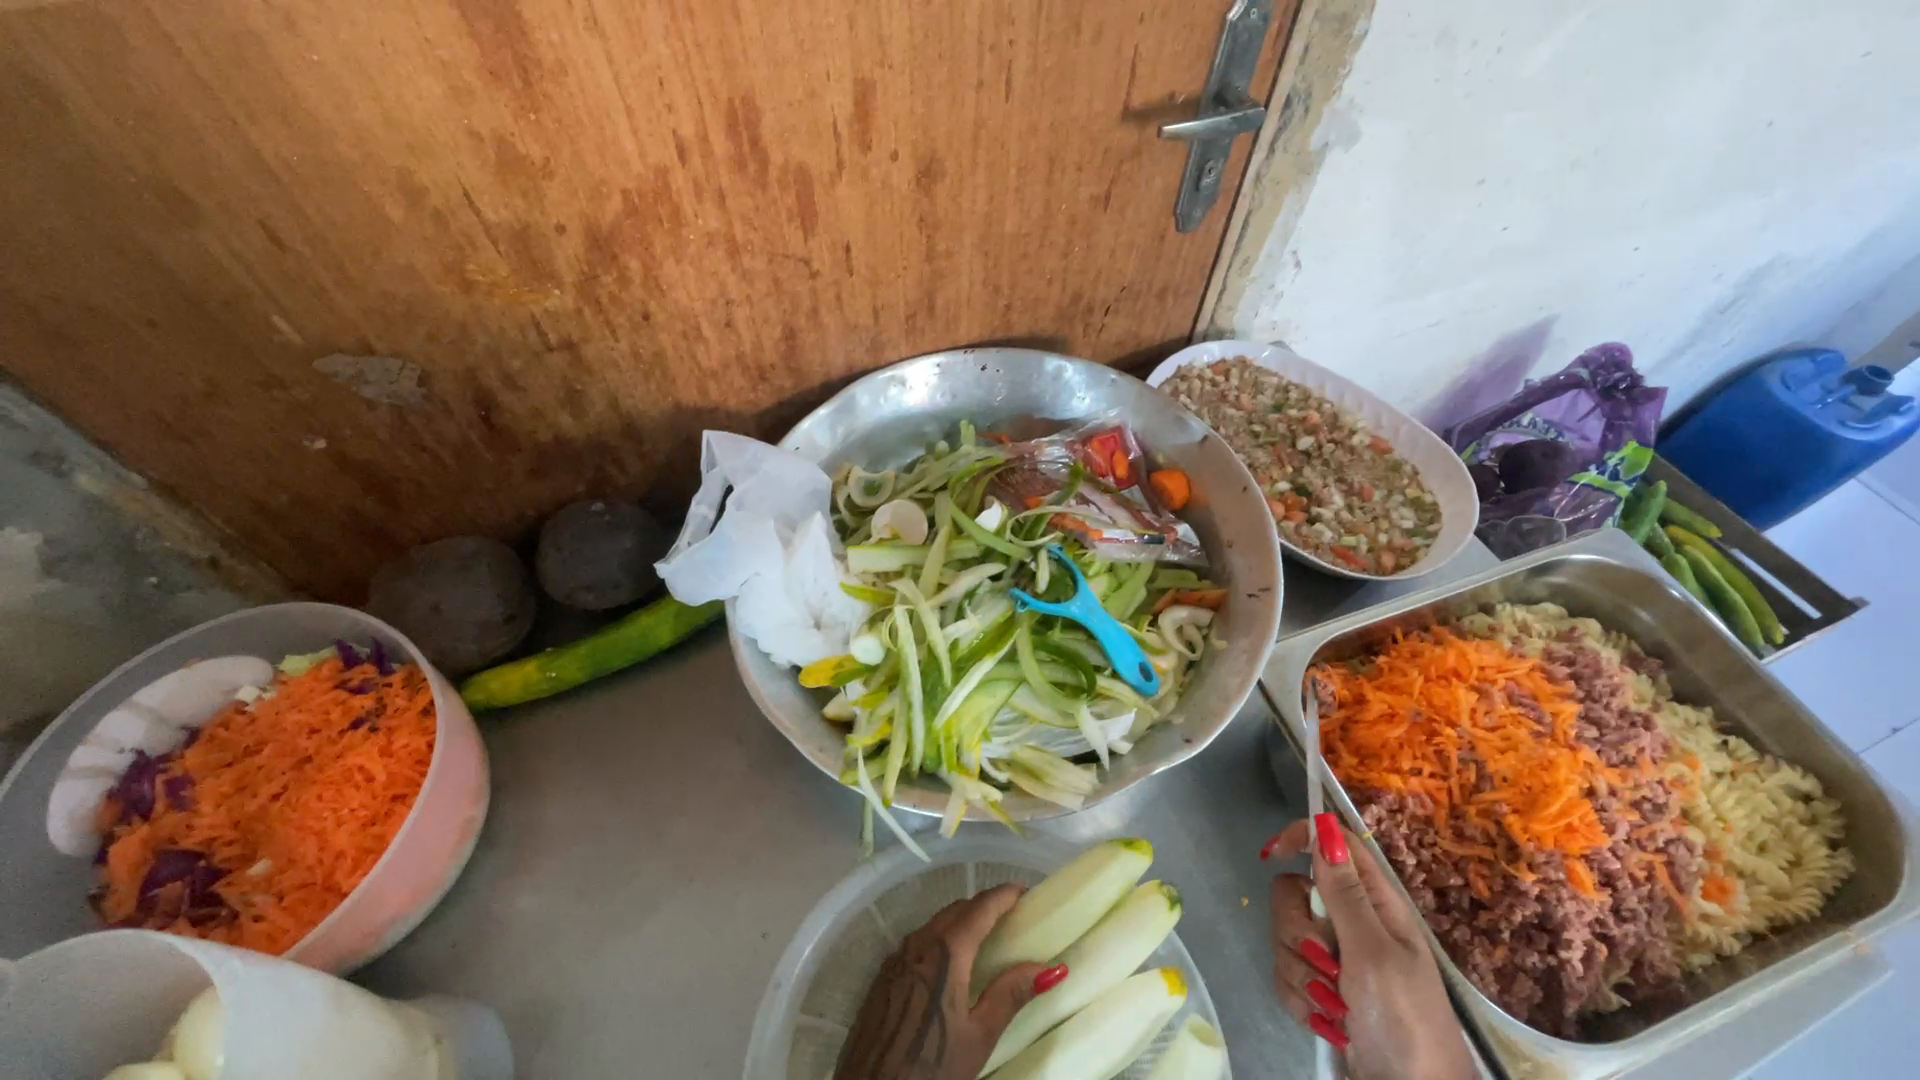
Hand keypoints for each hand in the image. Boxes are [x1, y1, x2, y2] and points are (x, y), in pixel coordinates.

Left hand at [835, 883, 1068, 1079]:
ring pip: (935, 924)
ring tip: (987, 939)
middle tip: (1013, 919)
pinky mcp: (883, 975)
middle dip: (985, 906)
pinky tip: (951, 964)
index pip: (980, 908)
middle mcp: (918, 944)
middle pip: (956, 910)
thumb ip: (1010, 995)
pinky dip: (941, 939)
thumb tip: (1049, 967)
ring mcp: (896, 958)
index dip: (1004, 895)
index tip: (1027, 893)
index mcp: (946, 952)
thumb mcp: (978, 1037)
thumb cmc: (931, 1069)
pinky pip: (918, 942)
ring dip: (961, 922)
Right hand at [1266, 814, 1475, 1079]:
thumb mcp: (1374, 953)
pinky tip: (1326, 1022)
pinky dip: (1299, 999)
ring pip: (1284, 937)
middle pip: (1292, 892)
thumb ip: (1343, 893)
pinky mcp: (1319, 988)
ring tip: (1334, 1006)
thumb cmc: (1405, 1020)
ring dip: (1301, 974)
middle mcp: (1351, 922)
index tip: (1272, 855)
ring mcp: (1334, 957)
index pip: (1334, 844)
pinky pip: (1284, 974)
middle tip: (1325, 961)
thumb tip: (1325, 826)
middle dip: (1296, 930)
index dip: (1301, 837)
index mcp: (1374, 903)